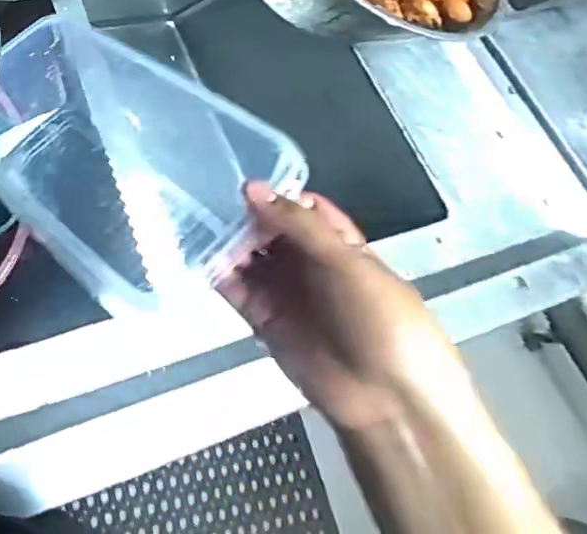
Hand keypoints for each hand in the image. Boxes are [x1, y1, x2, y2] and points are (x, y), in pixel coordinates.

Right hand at [216, 182, 471, 432]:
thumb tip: (251, 187)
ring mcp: (284, 291)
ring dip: (224, 240)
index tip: (244, 183)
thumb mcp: (349, 264)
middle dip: (241, 215)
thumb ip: (298, 224)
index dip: (276, 195)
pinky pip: (231, 285)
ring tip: (197, 222)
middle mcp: (308, 266)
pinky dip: (215, 269)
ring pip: (246, 254)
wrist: (389, 404)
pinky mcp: (260, 315)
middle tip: (211, 199)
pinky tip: (201, 253)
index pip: (303, 210)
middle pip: (267, 229)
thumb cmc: (384, 325)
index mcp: (341, 248)